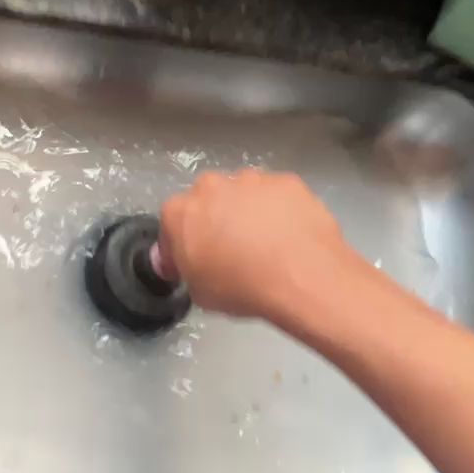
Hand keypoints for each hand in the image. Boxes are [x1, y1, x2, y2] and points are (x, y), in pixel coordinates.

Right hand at [158, 169, 371, 332]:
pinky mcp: (286, 181)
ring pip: (242, 194)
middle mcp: (210, 185)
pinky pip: (275, 196)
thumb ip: (187, 270)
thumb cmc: (242, 287)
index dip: (180, 247)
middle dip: (213, 221)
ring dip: (246, 212)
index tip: (192, 264)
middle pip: (206, 201)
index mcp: (179, 211)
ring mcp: (251, 178)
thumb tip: (187, 262)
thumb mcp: (200, 294)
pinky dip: (278, 210)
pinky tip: (289, 235)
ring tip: (265, 243)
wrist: (302, 276)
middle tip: (229, 250)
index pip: (171, 226)